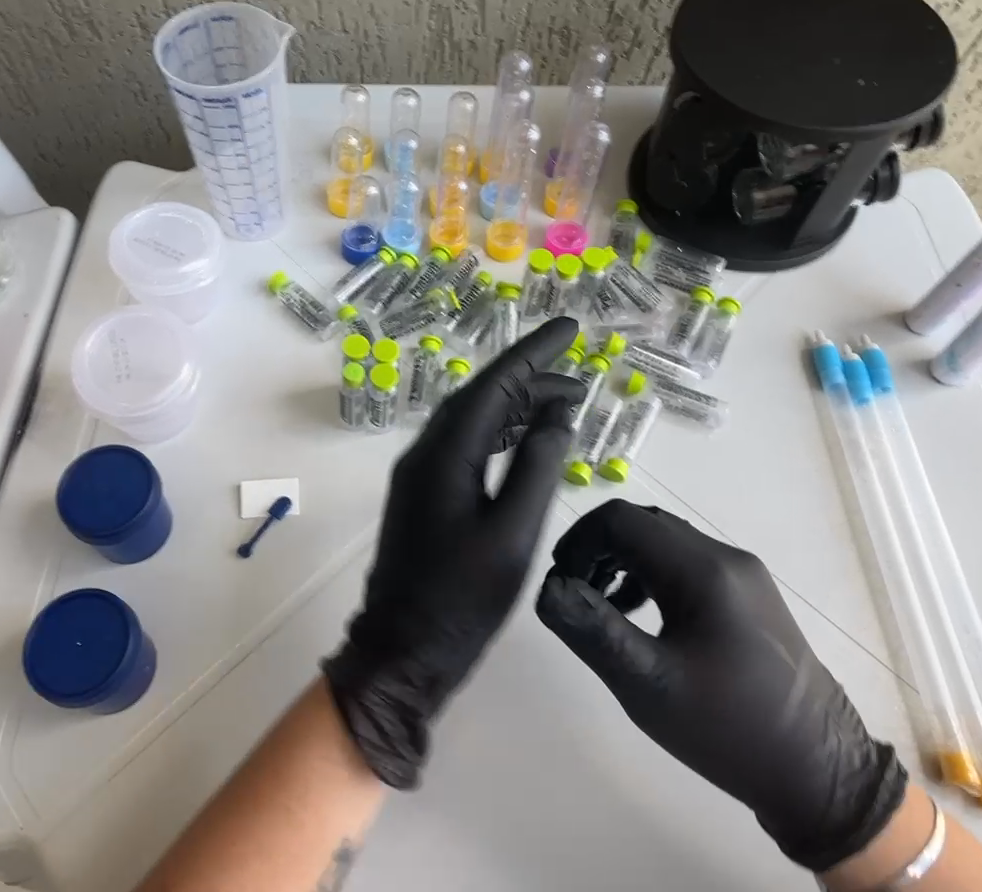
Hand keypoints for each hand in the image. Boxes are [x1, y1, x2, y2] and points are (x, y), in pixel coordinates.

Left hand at [323, 316, 584, 788]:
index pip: (494, 386)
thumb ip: (537, 470)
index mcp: (444, 456)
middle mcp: (425, 454)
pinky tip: (526, 440)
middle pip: (480, 397)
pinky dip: (499, 435)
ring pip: (472, 421)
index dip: (533, 355)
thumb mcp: (514, 535)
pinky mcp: (423, 495)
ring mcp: (420, 475)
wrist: (401, 651)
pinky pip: (465, 446)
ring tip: (565, 406)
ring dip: (516, 407)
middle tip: (580, 378)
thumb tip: (557, 418)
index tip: (569, 330)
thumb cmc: (462, 600)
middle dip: (530, 379)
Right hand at [535, 500, 907, 870]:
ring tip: (598, 606)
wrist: (819, 774)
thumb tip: (547, 587)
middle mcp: (726, 557)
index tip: (558, 581)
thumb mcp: (646, 684)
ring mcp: (743, 575)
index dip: (579, 540)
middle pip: (644, 525)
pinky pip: (687, 566)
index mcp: (703, 570)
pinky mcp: (749, 597)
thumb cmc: (727, 729)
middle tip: (572, 593)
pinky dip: (650, 577)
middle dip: (597, 550)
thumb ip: (590, 628)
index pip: (621, 520)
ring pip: (665, 544)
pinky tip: (637, 617)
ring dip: (622, 563)